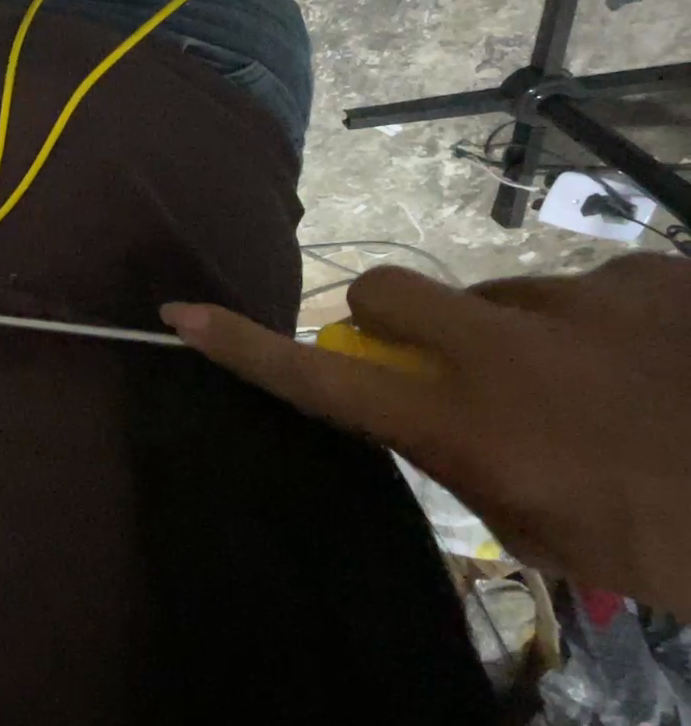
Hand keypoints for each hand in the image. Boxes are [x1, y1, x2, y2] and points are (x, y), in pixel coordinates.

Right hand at [160, 254, 690, 615]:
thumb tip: (437, 414)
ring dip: (525, 332)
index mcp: (474, 429)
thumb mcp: (554, 534)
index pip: (320, 381)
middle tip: (447, 361)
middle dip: (391, 321)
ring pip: (502, 293)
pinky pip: (597, 285)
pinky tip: (675, 363)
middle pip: (385, 292)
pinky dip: (610, 320)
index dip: (243, 346)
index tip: (181, 315)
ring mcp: (593, 303)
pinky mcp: (667, 276)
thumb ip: (470, 462)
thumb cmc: (683, 547)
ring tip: (615, 383)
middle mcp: (511, 353)